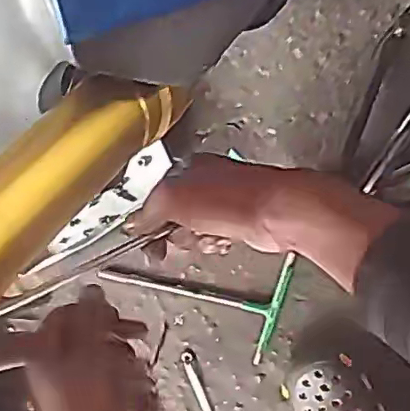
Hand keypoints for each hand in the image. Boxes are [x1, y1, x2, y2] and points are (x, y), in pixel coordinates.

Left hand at [22, 286, 155, 410]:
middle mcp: (53, 363)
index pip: (66, 313)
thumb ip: (91, 318)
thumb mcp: (89, 352)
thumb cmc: (85, 404)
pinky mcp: (86, 400)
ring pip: (102, 357)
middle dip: (116, 336)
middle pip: (86, 334)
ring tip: (138, 374)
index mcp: (44, 348)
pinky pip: (108, 381)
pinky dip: (125, 383)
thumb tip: (91, 288)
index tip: (116, 315)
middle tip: (139, 335)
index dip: (93, 310)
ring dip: (126, 362)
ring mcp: (69, 383)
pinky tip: (138, 392)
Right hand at [128, 154, 401, 287]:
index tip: (145, 235)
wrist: (277, 214)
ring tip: (208, 237)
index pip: (153, 194)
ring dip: (195, 240)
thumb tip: (132, 225)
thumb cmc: (230, 200)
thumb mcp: (173, 201)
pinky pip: (211, 237)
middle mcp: (203, 180)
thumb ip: (147, 212)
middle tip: (183, 235)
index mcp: (185, 167)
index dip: (147, 217)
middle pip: (170, 216)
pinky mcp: (236, 220)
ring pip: (191, 230)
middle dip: (174, 232)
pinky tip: (223, 240)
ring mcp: (221, 200)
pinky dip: (213, 243)